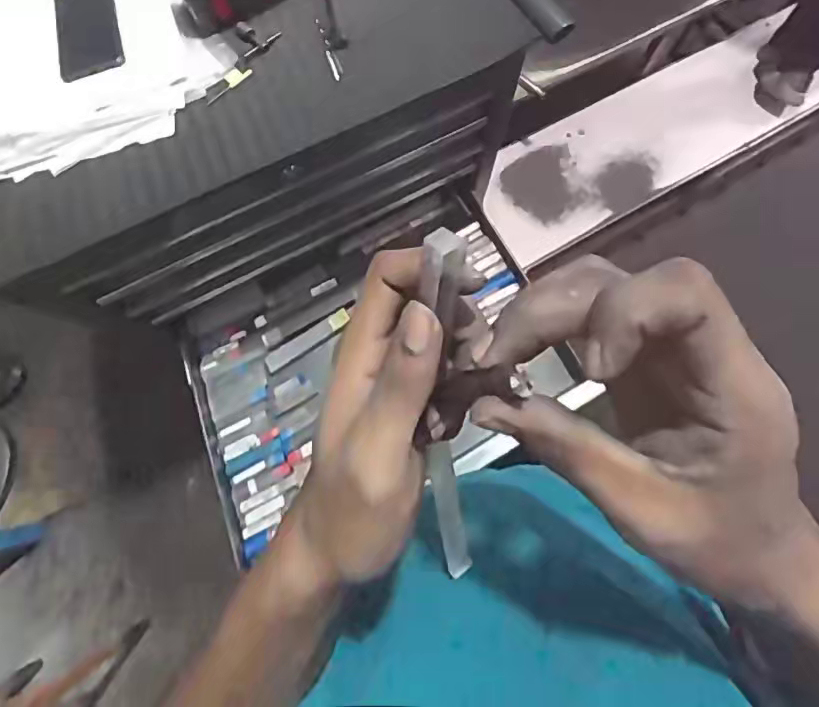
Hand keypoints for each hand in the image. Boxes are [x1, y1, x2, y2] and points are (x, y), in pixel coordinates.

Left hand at [285, 248, 482, 587]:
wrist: (339, 554)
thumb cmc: (351, 509)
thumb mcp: (379, 450)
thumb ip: (402, 384)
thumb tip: (426, 313)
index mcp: (361, 352)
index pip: (387, 275)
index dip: (428, 265)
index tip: (475, 288)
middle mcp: (380, 352)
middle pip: (426, 299)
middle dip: (460, 321)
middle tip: (479, 364)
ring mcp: (399, 376)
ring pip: (445, 335)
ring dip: (468, 360)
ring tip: (465, 405)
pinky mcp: (416, 399)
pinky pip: (451, 371)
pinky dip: (465, 388)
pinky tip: (452, 427)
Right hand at [469, 256, 815, 608]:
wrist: (760, 551)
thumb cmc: (721, 542)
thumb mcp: (645, 515)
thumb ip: (572, 452)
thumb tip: (487, 404)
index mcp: (735, 381)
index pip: (688, 291)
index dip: (626, 309)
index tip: (591, 372)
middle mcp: (703, 341)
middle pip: (626, 279)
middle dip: (552, 308)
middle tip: (495, 356)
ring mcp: (671, 338)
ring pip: (603, 282)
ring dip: (543, 306)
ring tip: (498, 351)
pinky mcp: (645, 346)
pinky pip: (593, 307)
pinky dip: (549, 320)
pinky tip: (519, 349)